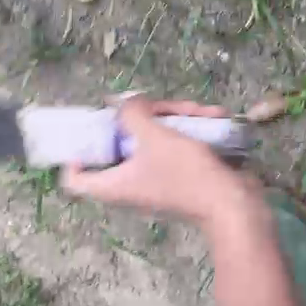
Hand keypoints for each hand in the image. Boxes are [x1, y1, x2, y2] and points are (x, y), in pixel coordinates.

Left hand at [59, 97, 255, 226]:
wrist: (230, 203)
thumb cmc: (185, 174)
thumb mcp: (154, 136)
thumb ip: (132, 114)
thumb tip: (123, 103)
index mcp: (112, 185)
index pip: (74, 179)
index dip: (76, 155)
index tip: (93, 130)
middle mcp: (131, 186)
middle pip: (122, 146)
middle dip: (145, 119)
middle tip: (162, 105)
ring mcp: (158, 182)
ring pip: (155, 142)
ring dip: (177, 119)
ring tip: (201, 109)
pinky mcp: (182, 178)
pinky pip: (177, 149)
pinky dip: (191, 132)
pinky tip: (214, 116)